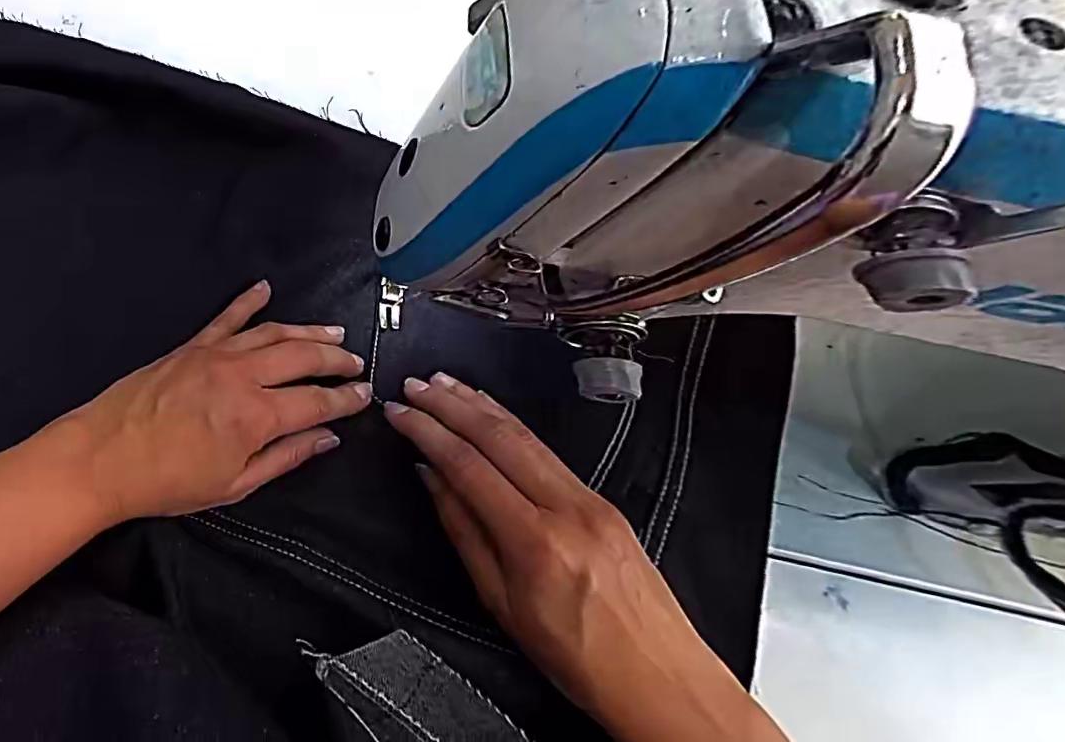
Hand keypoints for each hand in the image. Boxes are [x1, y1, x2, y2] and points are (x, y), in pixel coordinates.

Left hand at [56, 281, 370, 522]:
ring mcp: (217, 354)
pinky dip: (248, 300)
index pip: (317, 401)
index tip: (364, 394)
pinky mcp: (193, 345)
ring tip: (333, 333)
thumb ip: (286, 457)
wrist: (102, 457)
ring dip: (308, 331)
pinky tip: (265, 288)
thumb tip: (326, 439)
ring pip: (275, 332)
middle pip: (304, 357)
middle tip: (355, 362)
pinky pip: (228, 316)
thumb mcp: (233, 484)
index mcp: (255, 416)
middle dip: (337, 359)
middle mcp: (242, 377)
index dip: (346, 398)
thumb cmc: (165, 481)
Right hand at [384, 373, 787, 741]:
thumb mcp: (503, 605)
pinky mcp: (601, 497)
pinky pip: (545, 447)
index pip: (469, 466)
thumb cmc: (582, 660)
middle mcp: (566, 508)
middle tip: (415, 385)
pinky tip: (490, 409)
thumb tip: (432, 478)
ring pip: (523, 432)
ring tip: (444, 383)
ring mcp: (589, 496)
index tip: (401, 414)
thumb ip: (464, 532)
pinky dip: (509, 421)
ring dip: (478, 403)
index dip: (427, 433)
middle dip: (448, 404)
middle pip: (496, 436)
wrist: (664, 680)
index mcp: (536, 542)